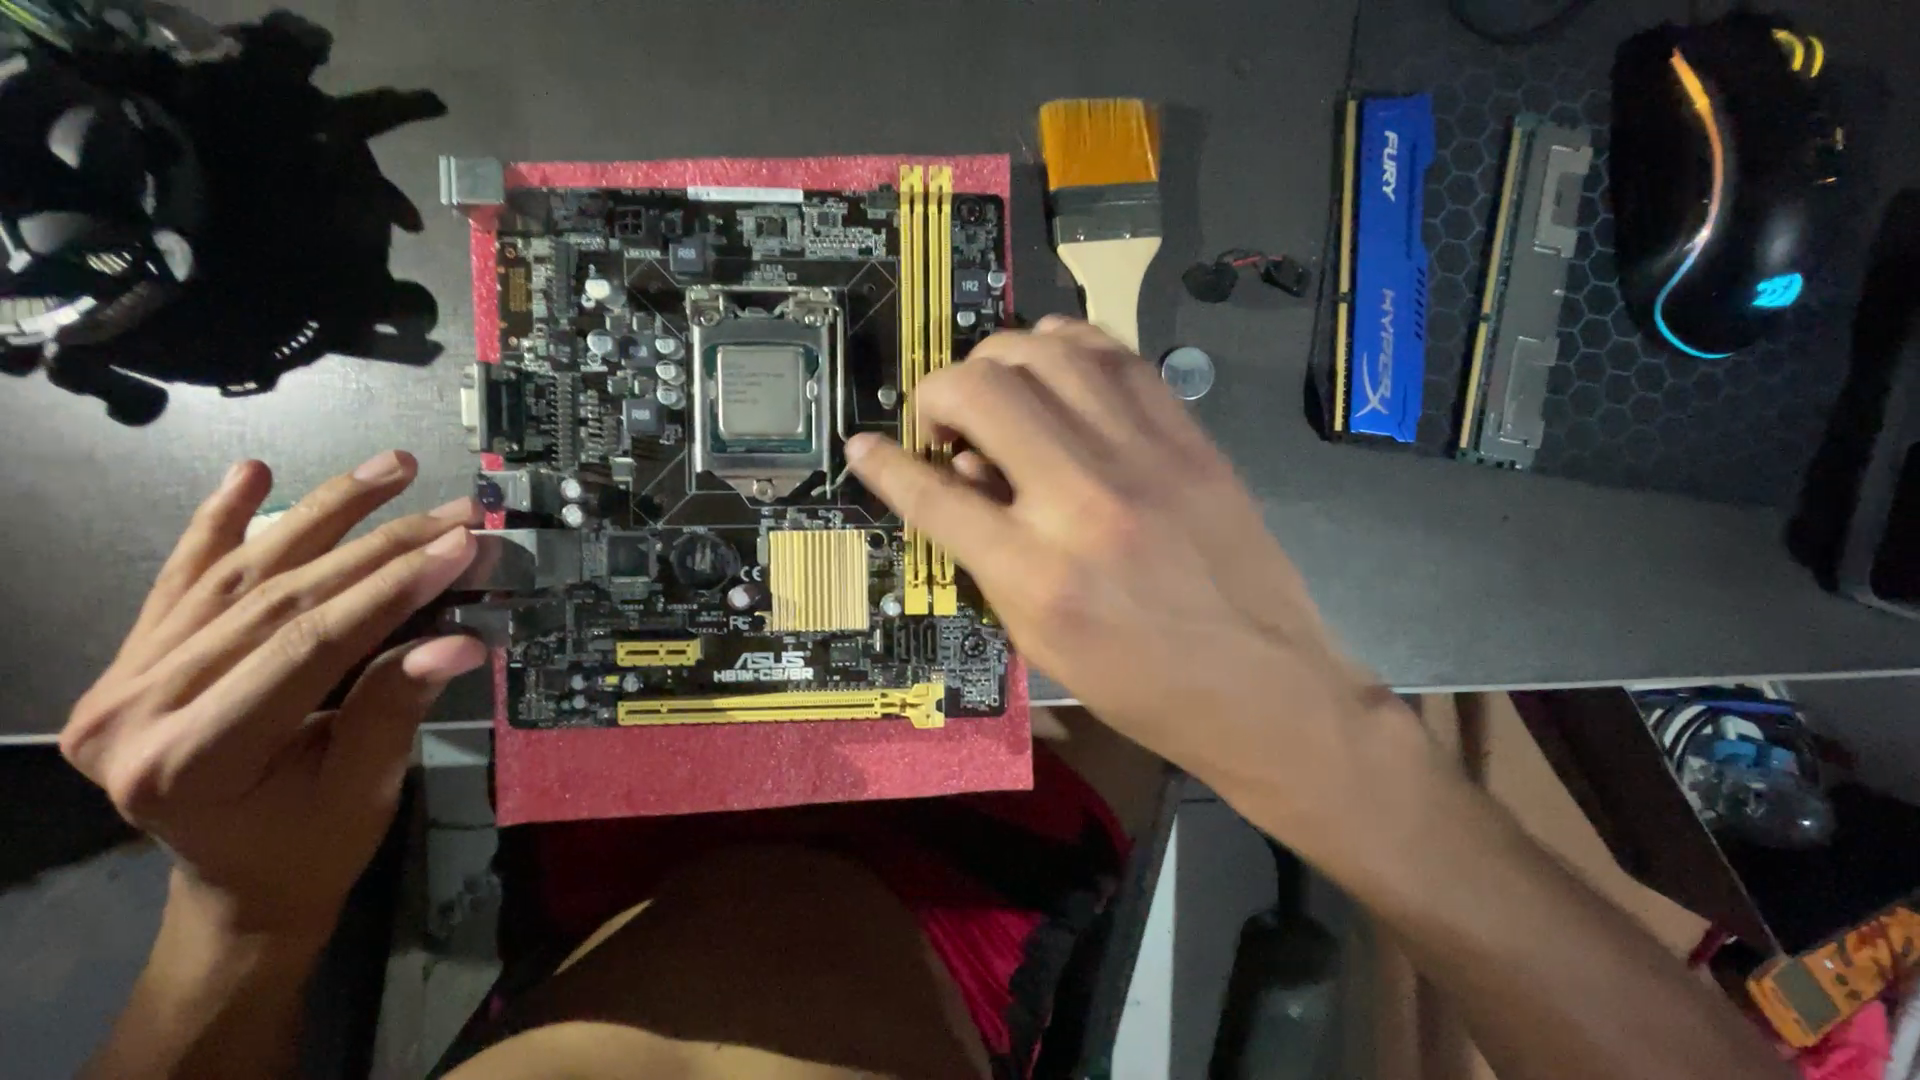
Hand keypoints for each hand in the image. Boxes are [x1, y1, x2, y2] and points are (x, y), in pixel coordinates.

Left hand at [60, 452, 486, 937]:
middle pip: (280, 598)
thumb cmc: (311, 844)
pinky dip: (219, 520)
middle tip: (457, 513)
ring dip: (325, 511)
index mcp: (188, 758)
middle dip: (383, 547)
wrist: (239, 877)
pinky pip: (184, 577)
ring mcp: (123, 676)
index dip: (394, 590)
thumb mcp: (364, 787)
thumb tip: (462, 642)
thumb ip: (395, 706)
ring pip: (240, 572)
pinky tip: (250, 474)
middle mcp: (133, 709)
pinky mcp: (135, 658)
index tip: (462, 545)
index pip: (308, 646)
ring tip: (393, 468)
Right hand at [847, 318, 1380, 789]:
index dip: (885, 464)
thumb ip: (986, 553)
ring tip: (998, 393)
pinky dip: (1068, 348)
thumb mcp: (1039, 640)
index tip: (863, 445)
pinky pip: (1115, 355)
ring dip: (1000, 360)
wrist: (1261, 684)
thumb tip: (958, 473)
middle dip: (939, 394)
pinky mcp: (1189, 437)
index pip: (933, 493)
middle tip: (946, 426)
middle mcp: (1084, 499)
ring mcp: (1144, 457)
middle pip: (982, 391)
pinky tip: (1055, 370)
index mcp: (1037, 572)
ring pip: (1046, 351)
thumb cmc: (1138, 683)